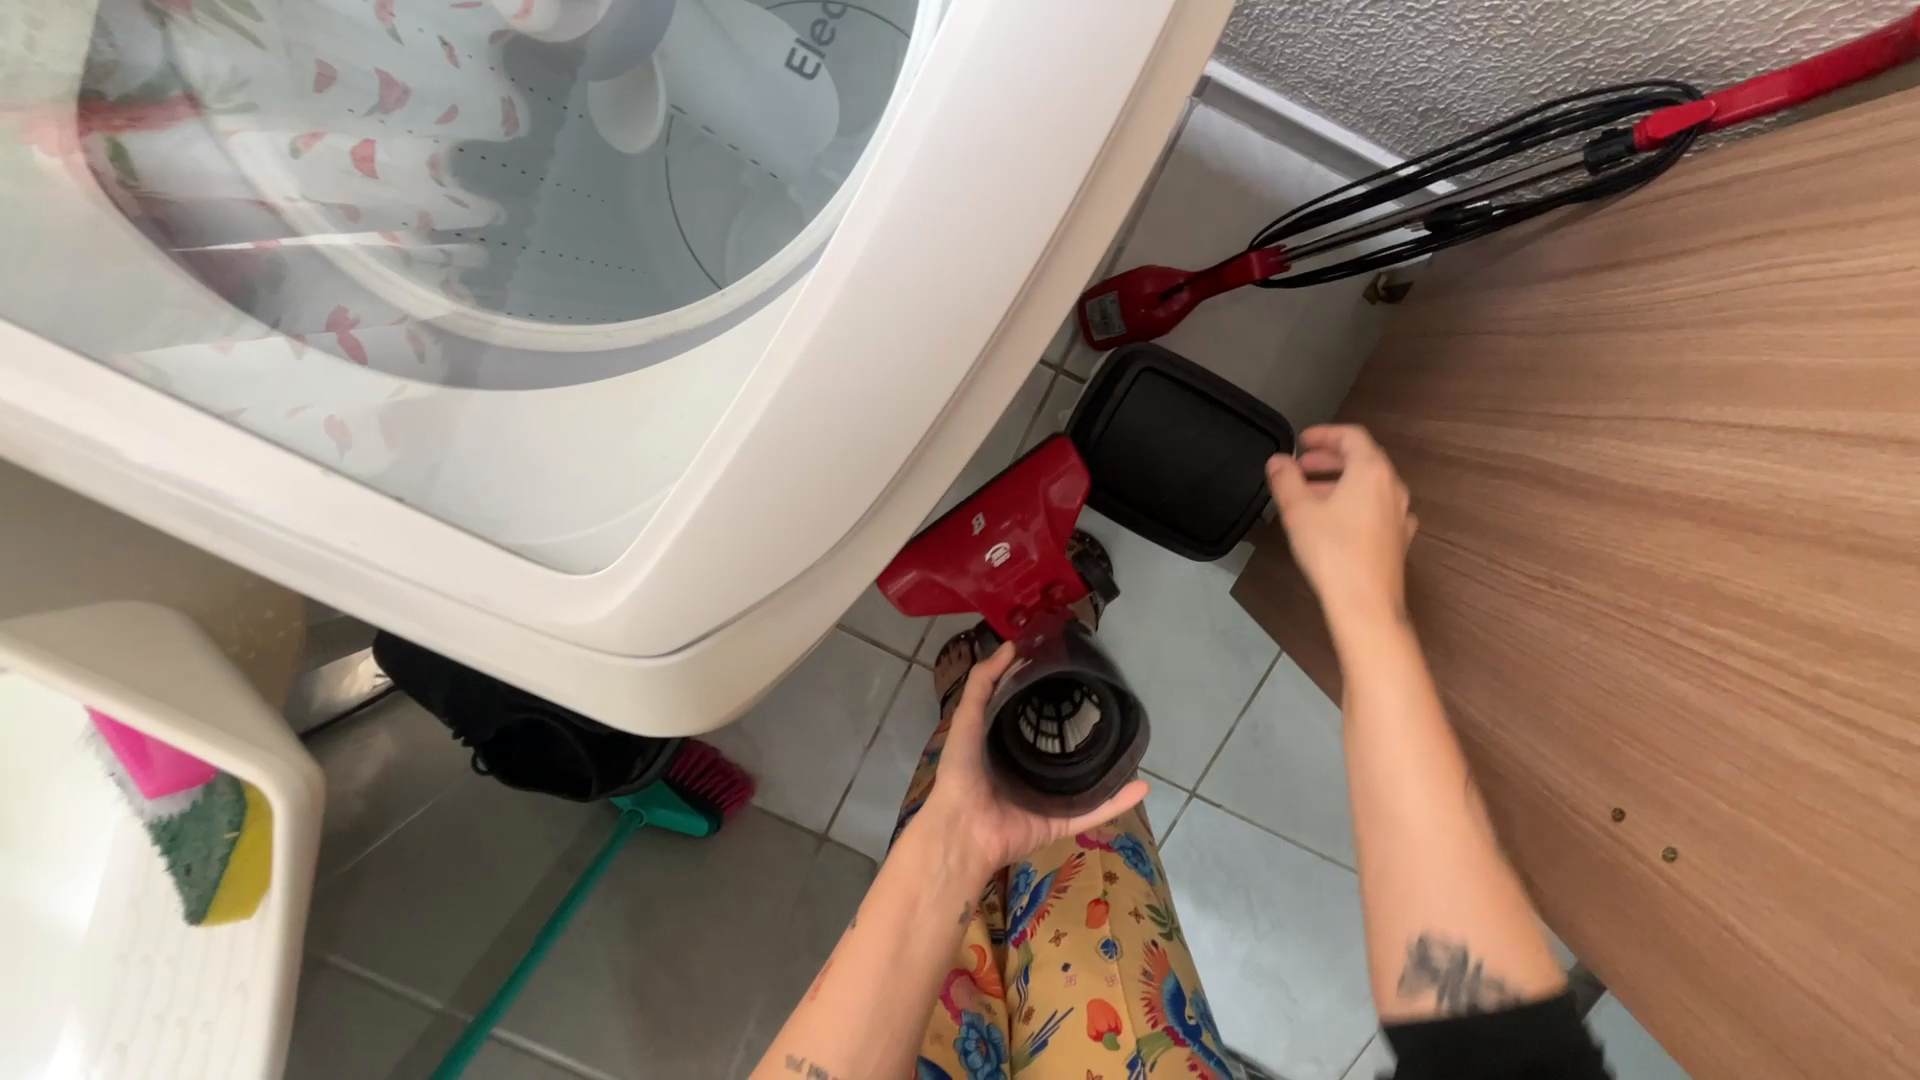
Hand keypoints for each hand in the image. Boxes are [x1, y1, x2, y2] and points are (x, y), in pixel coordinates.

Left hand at [916, 641, 1148, 881]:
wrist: (963, 829)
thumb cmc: (962, 772)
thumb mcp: (967, 718)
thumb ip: (983, 683)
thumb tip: (1011, 646)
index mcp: (1004, 747)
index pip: (1032, 719)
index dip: (1048, 697)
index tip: (1071, 673)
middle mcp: (1028, 771)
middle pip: (1061, 749)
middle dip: (1082, 732)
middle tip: (1107, 704)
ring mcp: (1047, 799)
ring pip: (1084, 780)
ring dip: (1107, 765)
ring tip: (1129, 742)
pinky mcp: (1060, 822)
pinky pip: (1094, 811)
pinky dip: (1117, 801)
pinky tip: (1141, 785)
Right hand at [1265, 424, 1418, 630]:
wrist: (1365, 602)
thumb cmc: (1331, 551)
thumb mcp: (1298, 511)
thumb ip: (1285, 480)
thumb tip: (1277, 461)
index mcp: (1371, 472)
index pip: (1352, 437)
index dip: (1325, 434)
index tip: (1302, 440)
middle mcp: (1392, 488)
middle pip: (1363, 460)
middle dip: (1329, 459)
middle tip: (1301, 467)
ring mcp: (1399, 514)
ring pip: (1368, 486)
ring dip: (1339, 482)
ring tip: (1310, 494)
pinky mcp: (1397, 538)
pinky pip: (1375, 508)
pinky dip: (1353, 503)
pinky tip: (1335, 521)